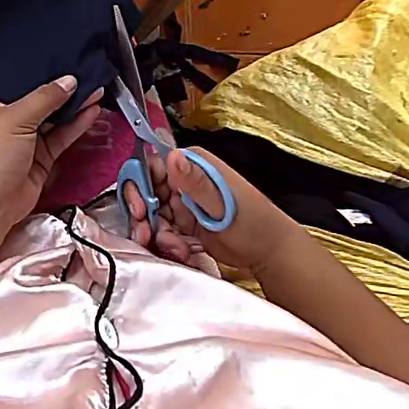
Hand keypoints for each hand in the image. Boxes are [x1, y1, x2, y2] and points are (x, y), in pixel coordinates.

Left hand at [0, 76, 102, 232]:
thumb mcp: (15, 118)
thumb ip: (45, 97)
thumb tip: (69, 80)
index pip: (19, 82)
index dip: (41, 72)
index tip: (65, 60)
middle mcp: (7, 120)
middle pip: (41, 100)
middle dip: (63, 89)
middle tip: (87, 74)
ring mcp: (25, 140)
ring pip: (54, 118)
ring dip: (74, 106)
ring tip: (96, 89)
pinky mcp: (41, 158)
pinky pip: (61, 136)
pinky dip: (76, 124)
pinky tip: (91, 111)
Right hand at [122, 146, 307, 274]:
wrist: (269, 251)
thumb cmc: (252, 222)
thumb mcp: (222, 203)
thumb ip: (195, 182)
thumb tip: (172, 156)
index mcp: (194, 165)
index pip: (152, 166)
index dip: (140, 186)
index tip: (140, 209)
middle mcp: (186, 180)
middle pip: (147, 192)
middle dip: (143, 215)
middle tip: (146, 234)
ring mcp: (185, 202)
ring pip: (153, 214)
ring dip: (157, 232)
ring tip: (175, 247)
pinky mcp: (186, 223)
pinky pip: (164, 230)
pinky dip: (168, 242)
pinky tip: (182, 251)